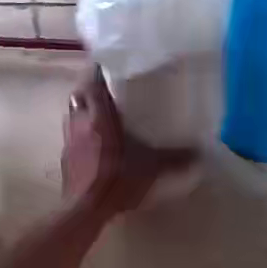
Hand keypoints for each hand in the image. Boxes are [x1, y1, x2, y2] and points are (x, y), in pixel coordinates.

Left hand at [61, 71, 194, 215]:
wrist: (84, 207)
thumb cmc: (117, 181)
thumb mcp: (152, 169)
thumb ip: (176, 158)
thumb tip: (201, 152)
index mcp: (98, 118)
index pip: (91, 82)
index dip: (95, 68)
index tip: (106, 60)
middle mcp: (79, 122)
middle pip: (78, 94)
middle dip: (89, 85)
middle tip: (107, 82)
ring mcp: (69, 138)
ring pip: (72, 111)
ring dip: (83, 105)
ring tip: (101, 105)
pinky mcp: (65, 154)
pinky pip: (71, 130)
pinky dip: (81, 125)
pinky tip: (94, 133)